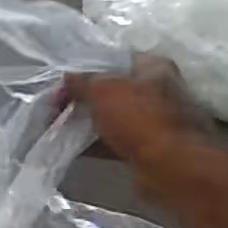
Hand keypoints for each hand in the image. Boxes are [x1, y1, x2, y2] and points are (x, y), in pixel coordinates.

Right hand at [65, 54, 223, 207]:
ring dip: (88, 124)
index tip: (63, 82)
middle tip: (57, 107)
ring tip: (59, 128)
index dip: (86, 68)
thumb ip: (82, 81)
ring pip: (113, 118)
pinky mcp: (148, 150)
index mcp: (154, 67)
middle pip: (113, 90)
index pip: (115, 59)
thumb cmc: (140, 119)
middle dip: (84, 99)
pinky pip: (116, 142)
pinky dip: (96, 145)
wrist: (170, 168)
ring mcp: (155, 123)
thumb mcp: (103, 91)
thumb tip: (65, 78)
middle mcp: (158, 91)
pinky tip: (73, 150)